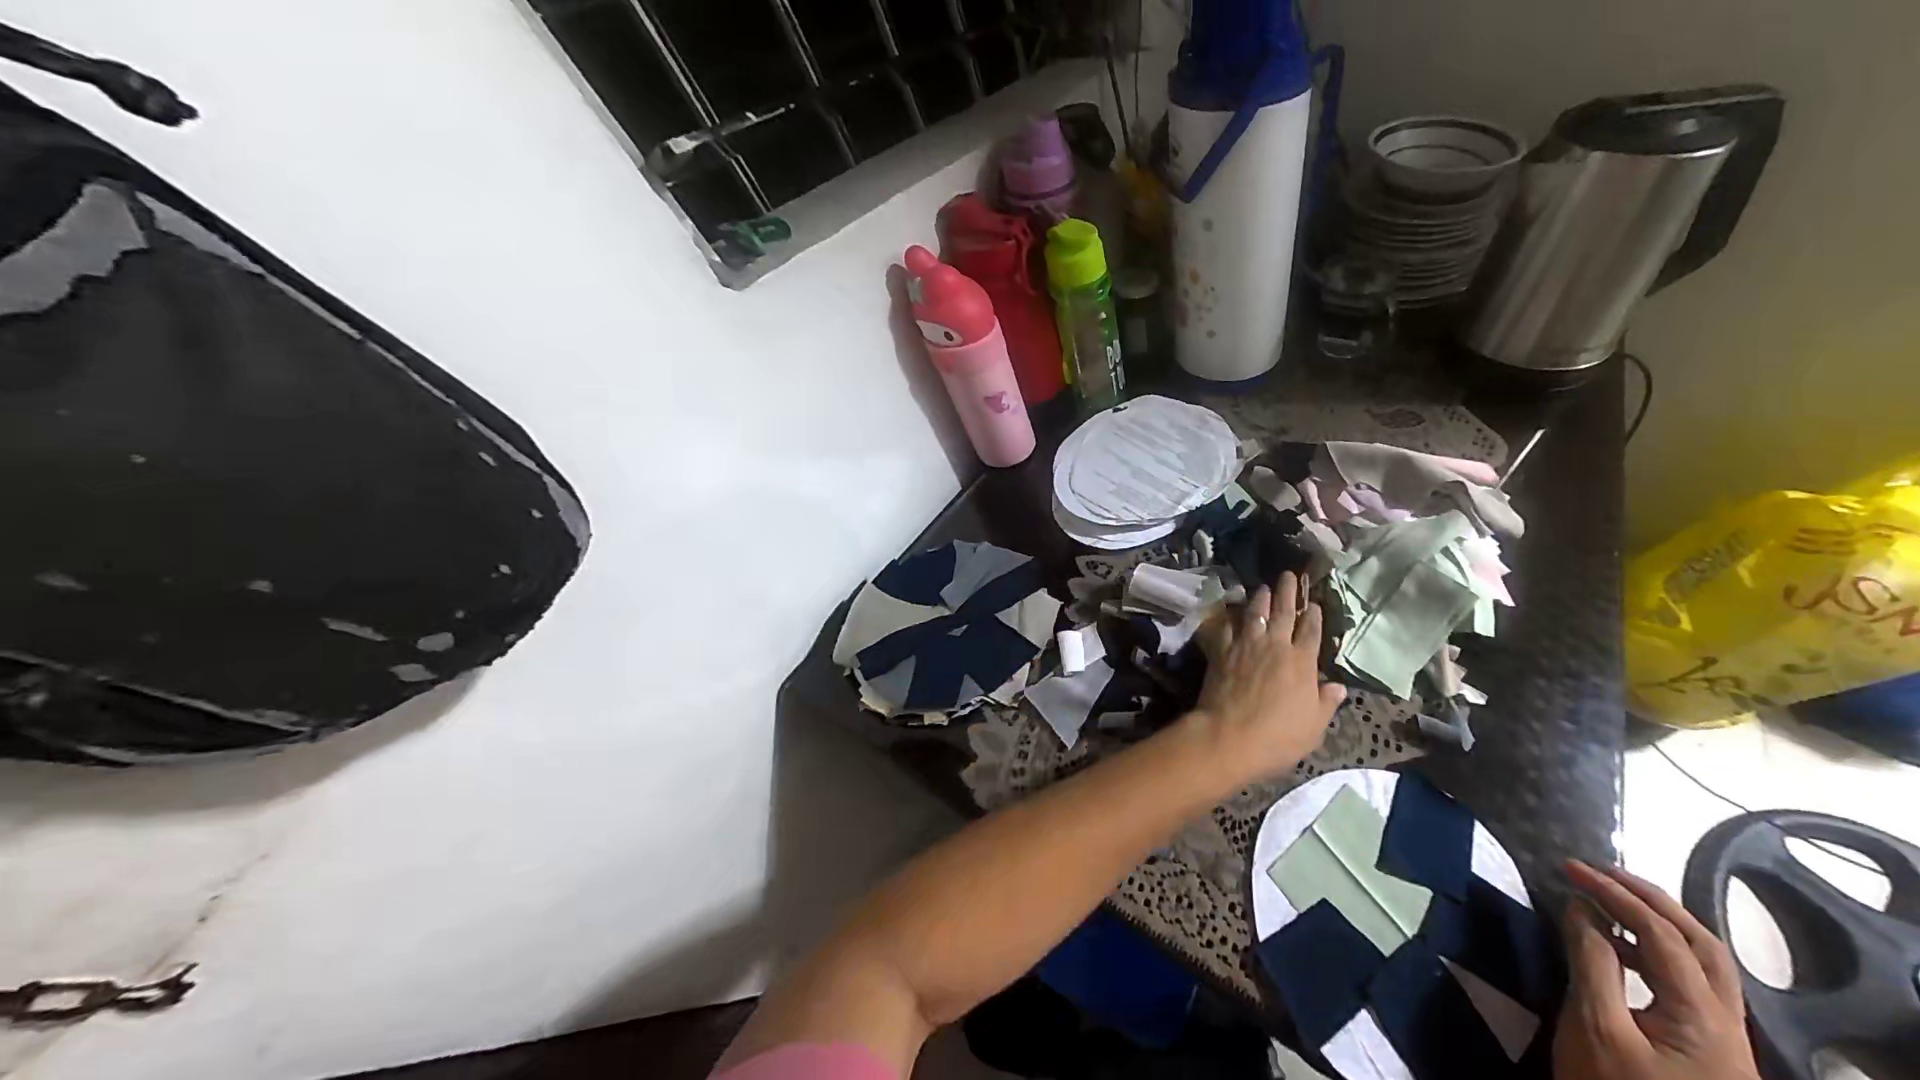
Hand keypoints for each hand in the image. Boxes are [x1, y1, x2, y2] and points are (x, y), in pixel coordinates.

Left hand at [1188, 571, 1346, 784]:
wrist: (1229, 736)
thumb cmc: (1279, 736)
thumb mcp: (1314, 726)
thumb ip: (1325, 702)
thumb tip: (1337, 686)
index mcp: (1303, 663)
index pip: (1312, 631)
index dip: (1314, 615)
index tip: (1314, 602)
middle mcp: (1275, 647)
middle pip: (1284, 613)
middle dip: (1288, 592)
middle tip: (1289, 574)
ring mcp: (1246, 646)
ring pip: (1255, 614)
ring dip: (1260, 599)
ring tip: (1263, 587)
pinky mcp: (1221, 652)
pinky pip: (1226, 628)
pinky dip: (1229, 617)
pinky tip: (1230, 611)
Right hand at [1555, 860, 1758, 1079]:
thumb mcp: (1595, 1027)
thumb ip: (1591, 963)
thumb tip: (1582, 907)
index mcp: (1704, 1017)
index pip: (1661, 935)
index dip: (1615, 894)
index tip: (1568, 868)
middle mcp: (1726, 1023)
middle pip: (1702, 945)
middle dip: (1650, 900)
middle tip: (1599, 871)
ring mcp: (1721, 1038)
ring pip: (1703, 964)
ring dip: (1657, 922)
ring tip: (1606, 899)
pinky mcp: (1705, 1047)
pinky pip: (1690, 982)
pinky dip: (1654, 950)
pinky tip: (1618, 947)